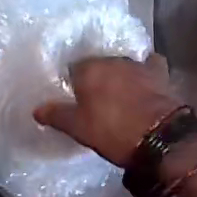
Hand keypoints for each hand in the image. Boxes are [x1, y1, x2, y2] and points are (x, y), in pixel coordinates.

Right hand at [33, 55, 184, 165]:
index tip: (76, 99)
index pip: (74, 69)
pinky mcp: (160, 73)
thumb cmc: (111, 131)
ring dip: (120, 75)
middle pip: (99, 65)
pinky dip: (146, 70)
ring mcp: (138, 65)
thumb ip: (56, 115)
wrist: (158, 137)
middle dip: (97, 78)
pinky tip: (146, 79)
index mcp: (89, 69)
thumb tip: (36, 109)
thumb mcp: (78, 128)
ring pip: (123, 65)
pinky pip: (150, 65)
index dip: (74, 84)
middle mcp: (112, 60)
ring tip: (120, 93)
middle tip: (96, 98)